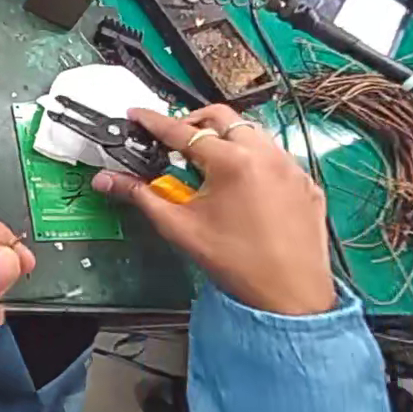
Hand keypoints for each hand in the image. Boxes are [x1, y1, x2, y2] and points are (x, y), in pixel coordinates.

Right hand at [93, 105, 333, 316]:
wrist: (290, 296)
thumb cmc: (235, 261)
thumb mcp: (177, 224)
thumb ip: (139, 194)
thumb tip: (107, 180)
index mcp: (232, 163)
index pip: (181, 131)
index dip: (153, 121)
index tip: (138, 115)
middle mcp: (266, 156)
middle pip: (222, 116)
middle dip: (191, 121)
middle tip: (172, 140)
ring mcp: (291, 168)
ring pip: (251, 131)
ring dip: (222, 136)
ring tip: (203, 162)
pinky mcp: (305, 183)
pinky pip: (273, 154)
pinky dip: (249, 156)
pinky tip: (235, 181)